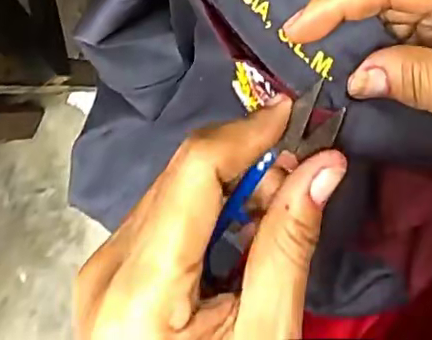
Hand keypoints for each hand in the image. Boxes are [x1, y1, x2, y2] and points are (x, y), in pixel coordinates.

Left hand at [74, 99, 346, 339]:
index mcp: (137, 292)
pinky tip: (246, 232)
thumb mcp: (266, 337)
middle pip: (188, 170)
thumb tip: (327, 160)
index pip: (195, 166)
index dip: (253, 129)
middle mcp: (107, 269)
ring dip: (239, 181)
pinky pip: (172, 211)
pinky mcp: (114, 278)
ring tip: (279, 213)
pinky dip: (218, 205)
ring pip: (181, 184)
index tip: (304, 114)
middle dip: (254, 159)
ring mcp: (104, 273)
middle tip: (304, 178)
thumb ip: (291, 242)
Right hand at [281, 0, 431, 155]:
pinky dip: (388, 43)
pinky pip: (416, 20)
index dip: (337, 2)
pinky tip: (358, 65)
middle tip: (291, 55)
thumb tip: (356, 73)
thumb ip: (419, 80)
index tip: (291, 29)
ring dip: (362, 35)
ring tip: (312, 64)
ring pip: (398, 6)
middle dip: (343, 20)